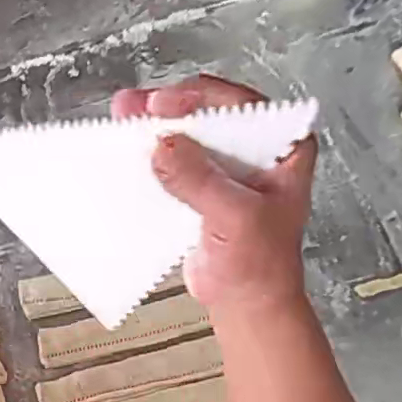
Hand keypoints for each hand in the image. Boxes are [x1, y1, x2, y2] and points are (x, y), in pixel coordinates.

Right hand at [112, 75, 318, 314]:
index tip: (159, 104)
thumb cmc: (258, 263)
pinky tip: (126, 156)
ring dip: (152, 132)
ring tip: (119, 121)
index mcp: (281, 146)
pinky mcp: (198, 195)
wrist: (245, 302)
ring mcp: (224, 173)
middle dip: (167, 110)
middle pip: (207, 117)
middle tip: (131, 106)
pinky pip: (172, 170)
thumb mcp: (234, 215)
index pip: (238, 106)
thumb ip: (199, 180)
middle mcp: (254, 152)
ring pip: (185, 141)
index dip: (197, 98)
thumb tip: (160, 146)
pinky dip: (149, 162)